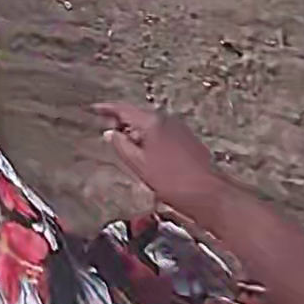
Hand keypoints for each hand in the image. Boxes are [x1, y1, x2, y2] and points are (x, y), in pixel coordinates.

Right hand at [94, 101, 232, 215]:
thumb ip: (122, 146)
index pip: (123, 109)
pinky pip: (161, 132)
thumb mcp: (139, 165)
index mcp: (152, 122)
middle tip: (107, 130)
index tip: (94, 109)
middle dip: (121, 122)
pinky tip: (146, 155)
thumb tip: (111, 133)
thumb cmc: (173, 182)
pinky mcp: (186, 139)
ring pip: (150, 125)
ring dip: (136, 132)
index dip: (106, 108)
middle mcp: (166, 119)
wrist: (209, 195)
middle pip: (137, 115)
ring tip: (125, 147)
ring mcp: (178, 128)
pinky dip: (149, 138)